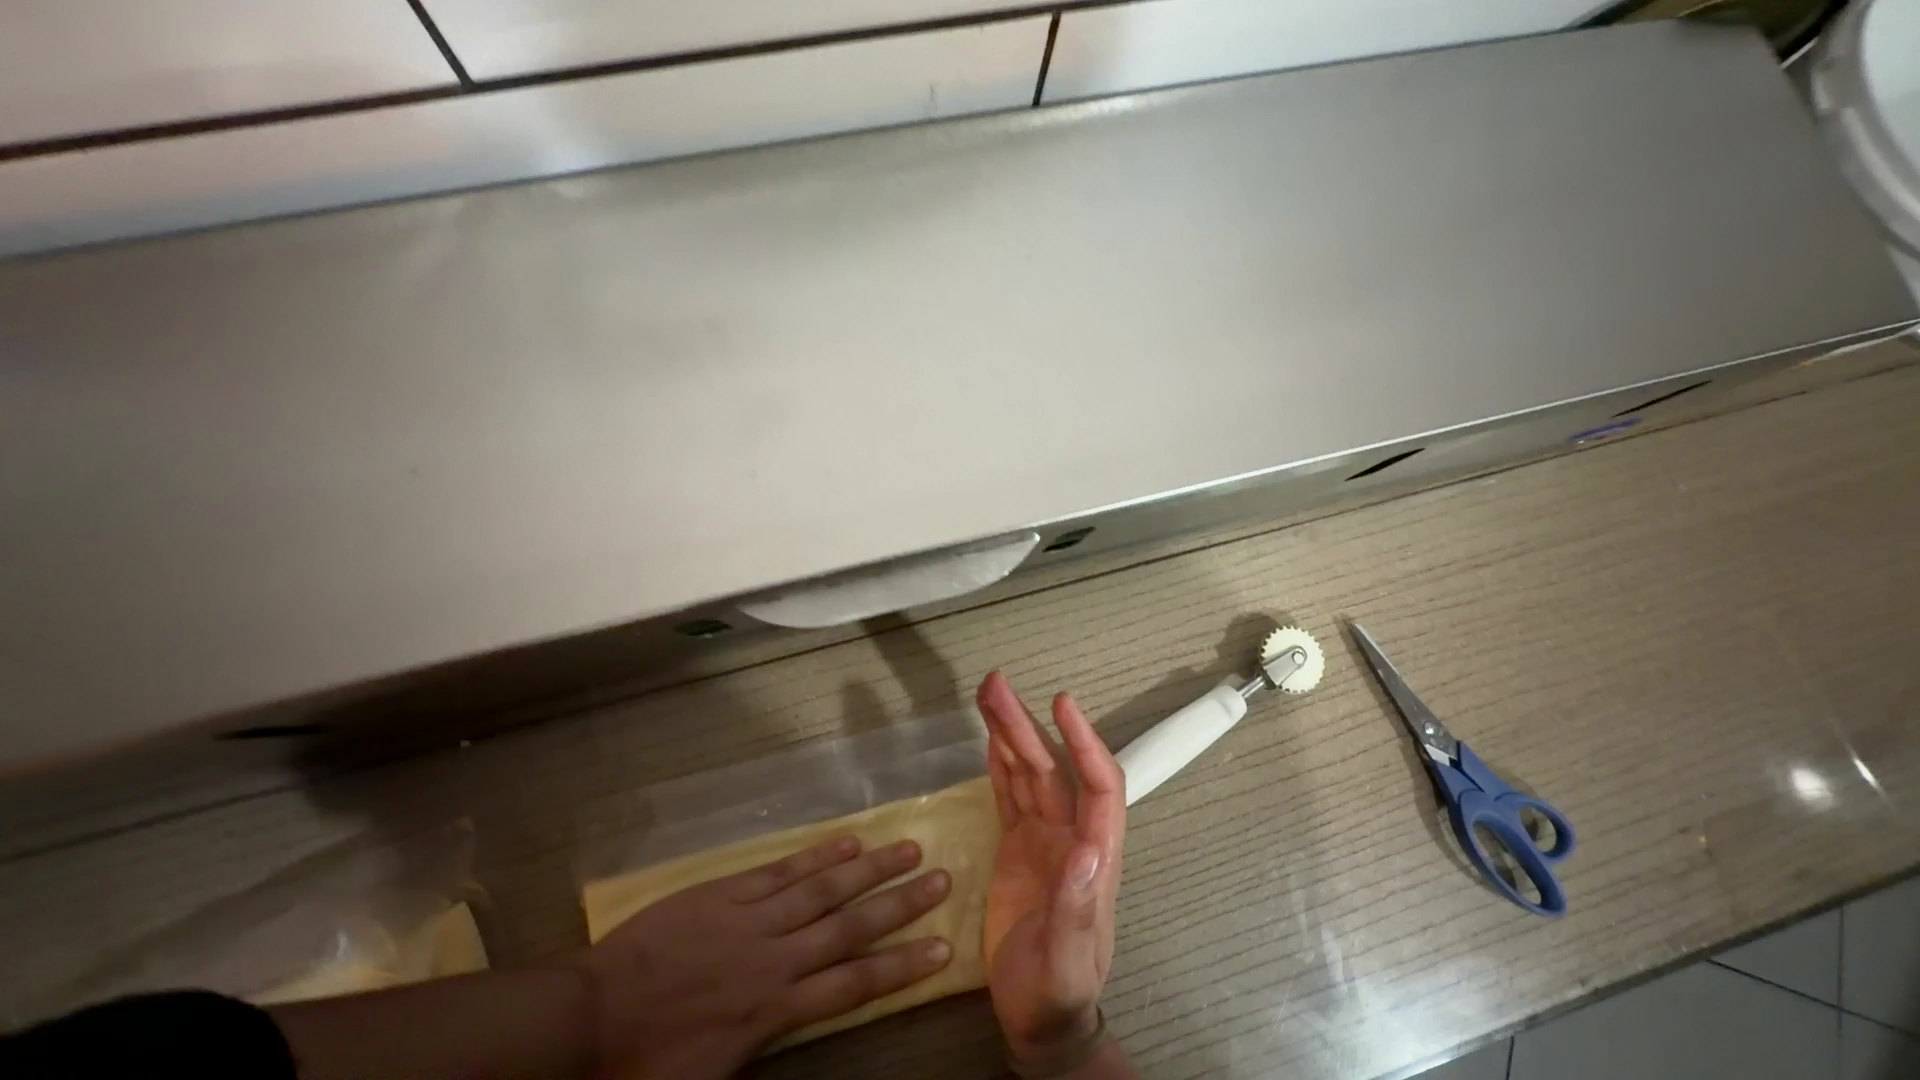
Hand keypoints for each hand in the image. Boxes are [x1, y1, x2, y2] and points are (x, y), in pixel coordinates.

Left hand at [581, 837, 953, 1079]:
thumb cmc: (649, 1059)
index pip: (855, 984)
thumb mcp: (712, 1079)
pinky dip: (816, 856)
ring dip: (869, 869)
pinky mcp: (726, 892)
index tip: (941, 947)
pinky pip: (780, 871)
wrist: (589, 1016)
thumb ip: (762, 1052)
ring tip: (907, 849)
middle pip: (851, 927)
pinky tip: (845, 842)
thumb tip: (798, 1039)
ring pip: (822, 889)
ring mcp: (752, 919)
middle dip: (899, 905)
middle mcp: (776, 958)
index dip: (902, 967)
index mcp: (776, 1010)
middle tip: (942, 880)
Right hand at [978, 671, 1126, 1063]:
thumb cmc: (1056, 992)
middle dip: (1027, 726)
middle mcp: (1071, 837)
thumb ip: (1076, 907)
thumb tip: (1087, 847)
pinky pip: (1010, 795)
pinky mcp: (1017, 848)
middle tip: (996, 684)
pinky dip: (999, 764)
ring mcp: (1043, 840)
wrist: (1038, 1016)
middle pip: (1053, 768)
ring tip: (988, 695)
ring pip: (1029, 774)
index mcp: (1093, 856)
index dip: (1083, 743)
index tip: (1062, 703)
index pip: (1098, 787)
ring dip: (1010, 734)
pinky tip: (989, 739)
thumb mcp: (1066, 959)